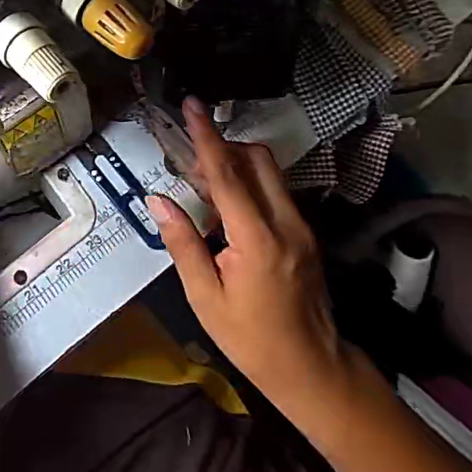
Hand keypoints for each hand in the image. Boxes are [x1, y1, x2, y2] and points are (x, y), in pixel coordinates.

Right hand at [146, 98, 349, 409]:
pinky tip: (227, 211)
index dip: (206, 136)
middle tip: (191, 161)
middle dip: (223, 146)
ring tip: (203, 187)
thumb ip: (183, 243)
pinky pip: (275, 192)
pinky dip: (249, 185)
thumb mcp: (205, 297)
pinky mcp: (305, 234)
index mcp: (257, 239)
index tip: (192, 104)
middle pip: (257, 160)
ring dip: (236, 166)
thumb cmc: (251, 339)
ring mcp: (301, 227)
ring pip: (269, 173)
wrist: (311, 367)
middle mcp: (286, 222)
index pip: (227, 174)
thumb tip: (159, 201)